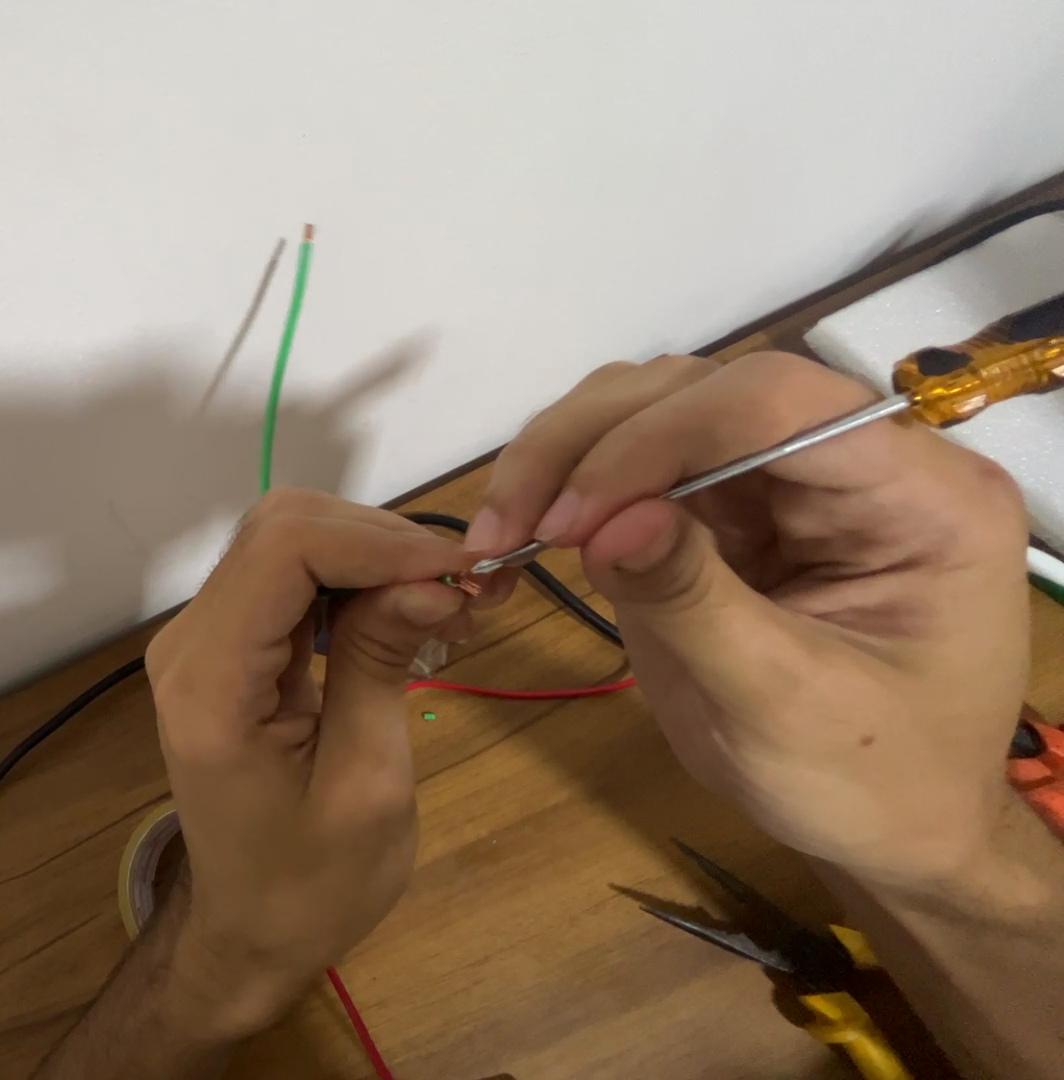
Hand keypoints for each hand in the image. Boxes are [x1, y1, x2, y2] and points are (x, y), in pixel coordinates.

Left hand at [144, 489, 473, 1035]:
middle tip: (466, 591)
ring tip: (444, 606)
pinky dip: (347, 579)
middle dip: (380, 542)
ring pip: (283, 541)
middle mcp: (186, 642)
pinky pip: (281, 578)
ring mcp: (194, 639)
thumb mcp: (367, 783)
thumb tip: (430, 577)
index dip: (380, 542)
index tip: (466, 574)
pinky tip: (399, 613)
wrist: (245, 925)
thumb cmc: (311, 884)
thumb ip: (381, 661)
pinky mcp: (217, 644)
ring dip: (370, 556)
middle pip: (280, 529)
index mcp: (211, 682)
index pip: (283, 549)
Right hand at [468, 352, 1030, 886]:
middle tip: (504, 531)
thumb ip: (694, 601)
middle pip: (683, 388)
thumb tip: (607, 523)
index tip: (568, 528)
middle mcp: (833, 460)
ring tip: (499, 535)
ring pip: (630, 406)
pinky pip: (605, 459)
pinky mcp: (696, 505)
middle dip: (576, 449)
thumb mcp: (778, 701)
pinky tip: (515, 538)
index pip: (771, 403)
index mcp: (910, 495)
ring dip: (547, 461)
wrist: (863, 815)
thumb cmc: (857, 775)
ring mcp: (759, 478)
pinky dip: (545, 489)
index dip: (653, 442)